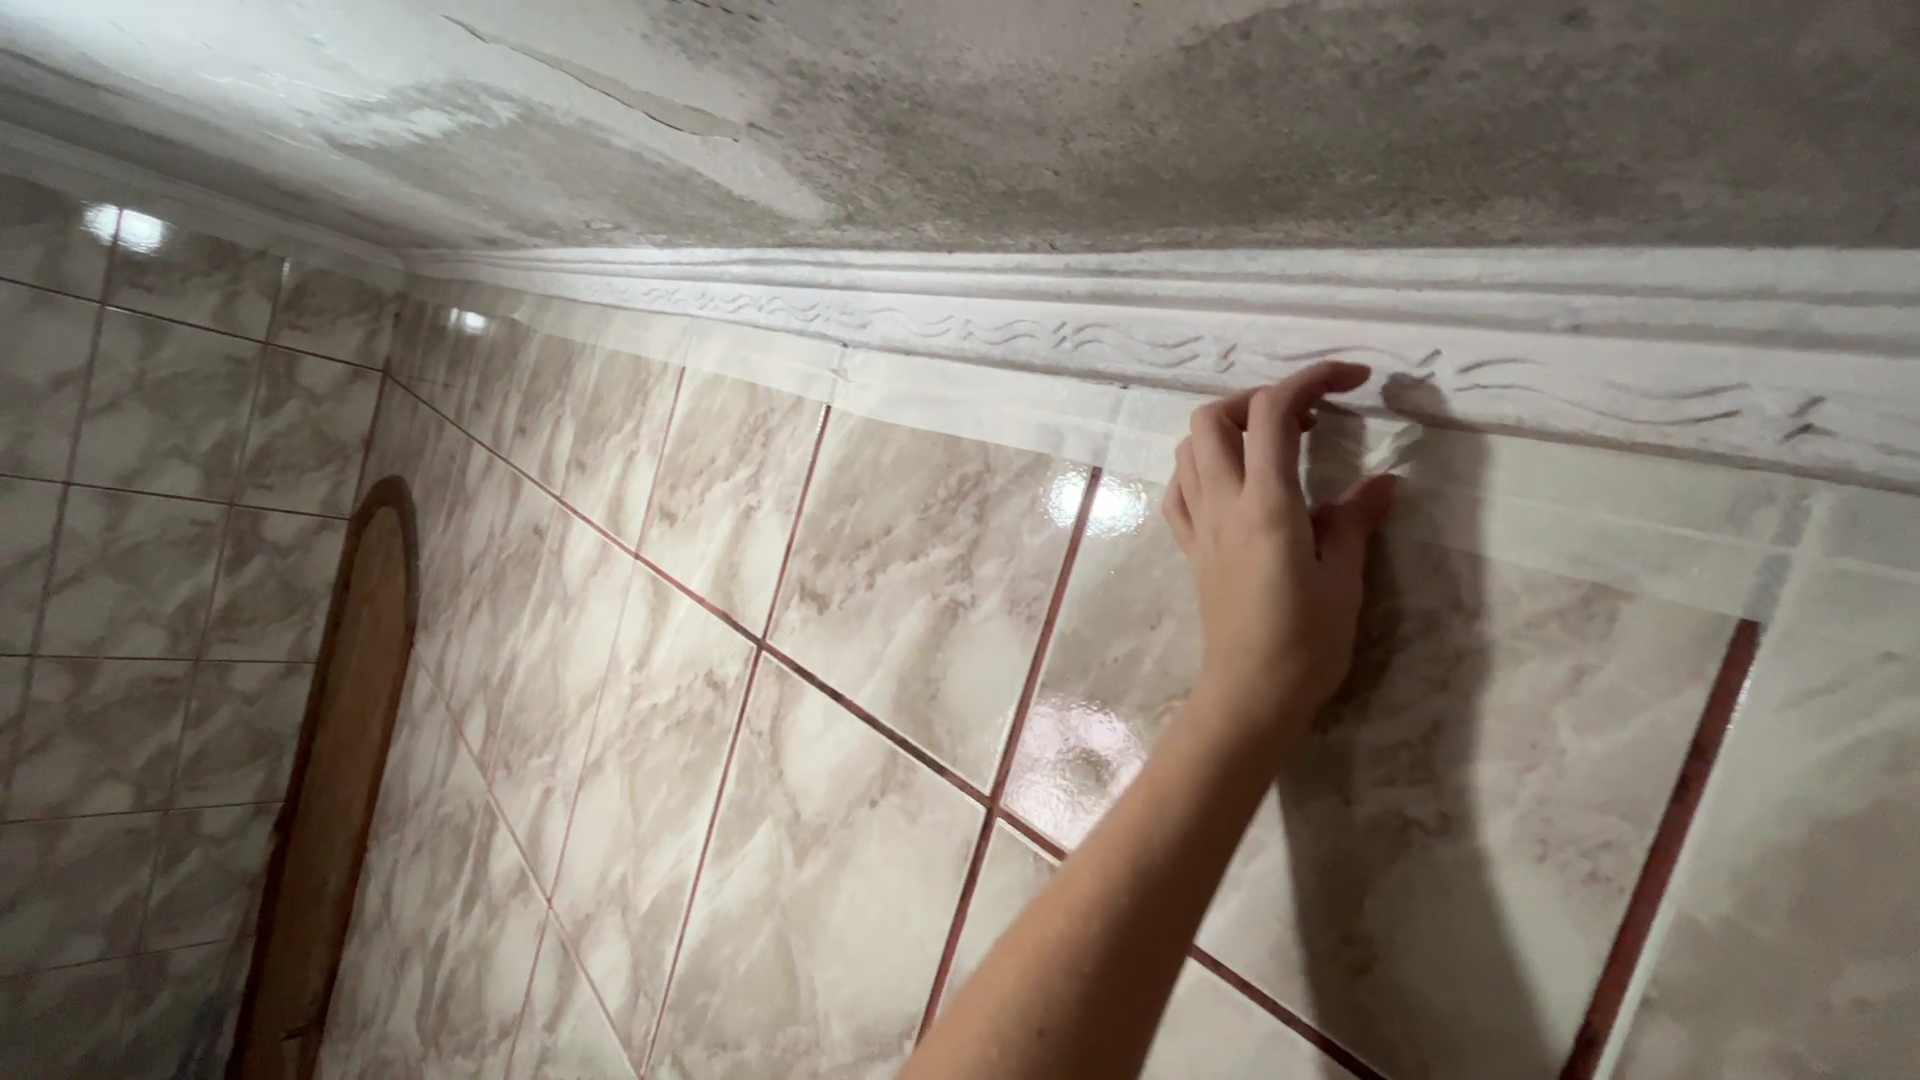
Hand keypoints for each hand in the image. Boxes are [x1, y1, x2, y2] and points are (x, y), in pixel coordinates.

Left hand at [1163, 362, 1396, 740]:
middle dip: (1257, 399)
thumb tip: (1383, 481)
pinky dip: (1201, 467)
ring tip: (1273, 447)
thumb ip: (1356, 522)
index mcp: (1265, 505)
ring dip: (1226, 430)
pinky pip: (1178, 489)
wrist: (1249, 693)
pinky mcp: (1189, 547)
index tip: (1354, 379)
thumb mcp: (1344, 579)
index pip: (1273, 413)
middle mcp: (1221, 504)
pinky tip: (1234, 483)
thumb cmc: (1305, 643)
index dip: (1311, 379)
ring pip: (1188, 449)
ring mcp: (1197, 525)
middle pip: (1212, 418)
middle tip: (1306, 420)